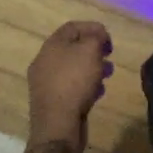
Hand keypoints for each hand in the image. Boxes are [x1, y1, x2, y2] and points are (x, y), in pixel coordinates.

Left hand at [27, 21, 113, 145]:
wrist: (57, 125)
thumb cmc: (74, 80)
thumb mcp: (91, 50)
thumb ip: (96, 37)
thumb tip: (98, 36)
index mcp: (51, 44)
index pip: (73, 27)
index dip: (93, 28)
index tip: (108, 40)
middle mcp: (44, 60)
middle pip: (72, 48)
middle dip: (94, 50)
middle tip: (108, 57)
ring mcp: (44, 83)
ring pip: (72, 68)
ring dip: (91, 68)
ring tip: (107, 75)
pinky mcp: (50, 102)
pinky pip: (69, 87)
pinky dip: (84, 85)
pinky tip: (97, 93)